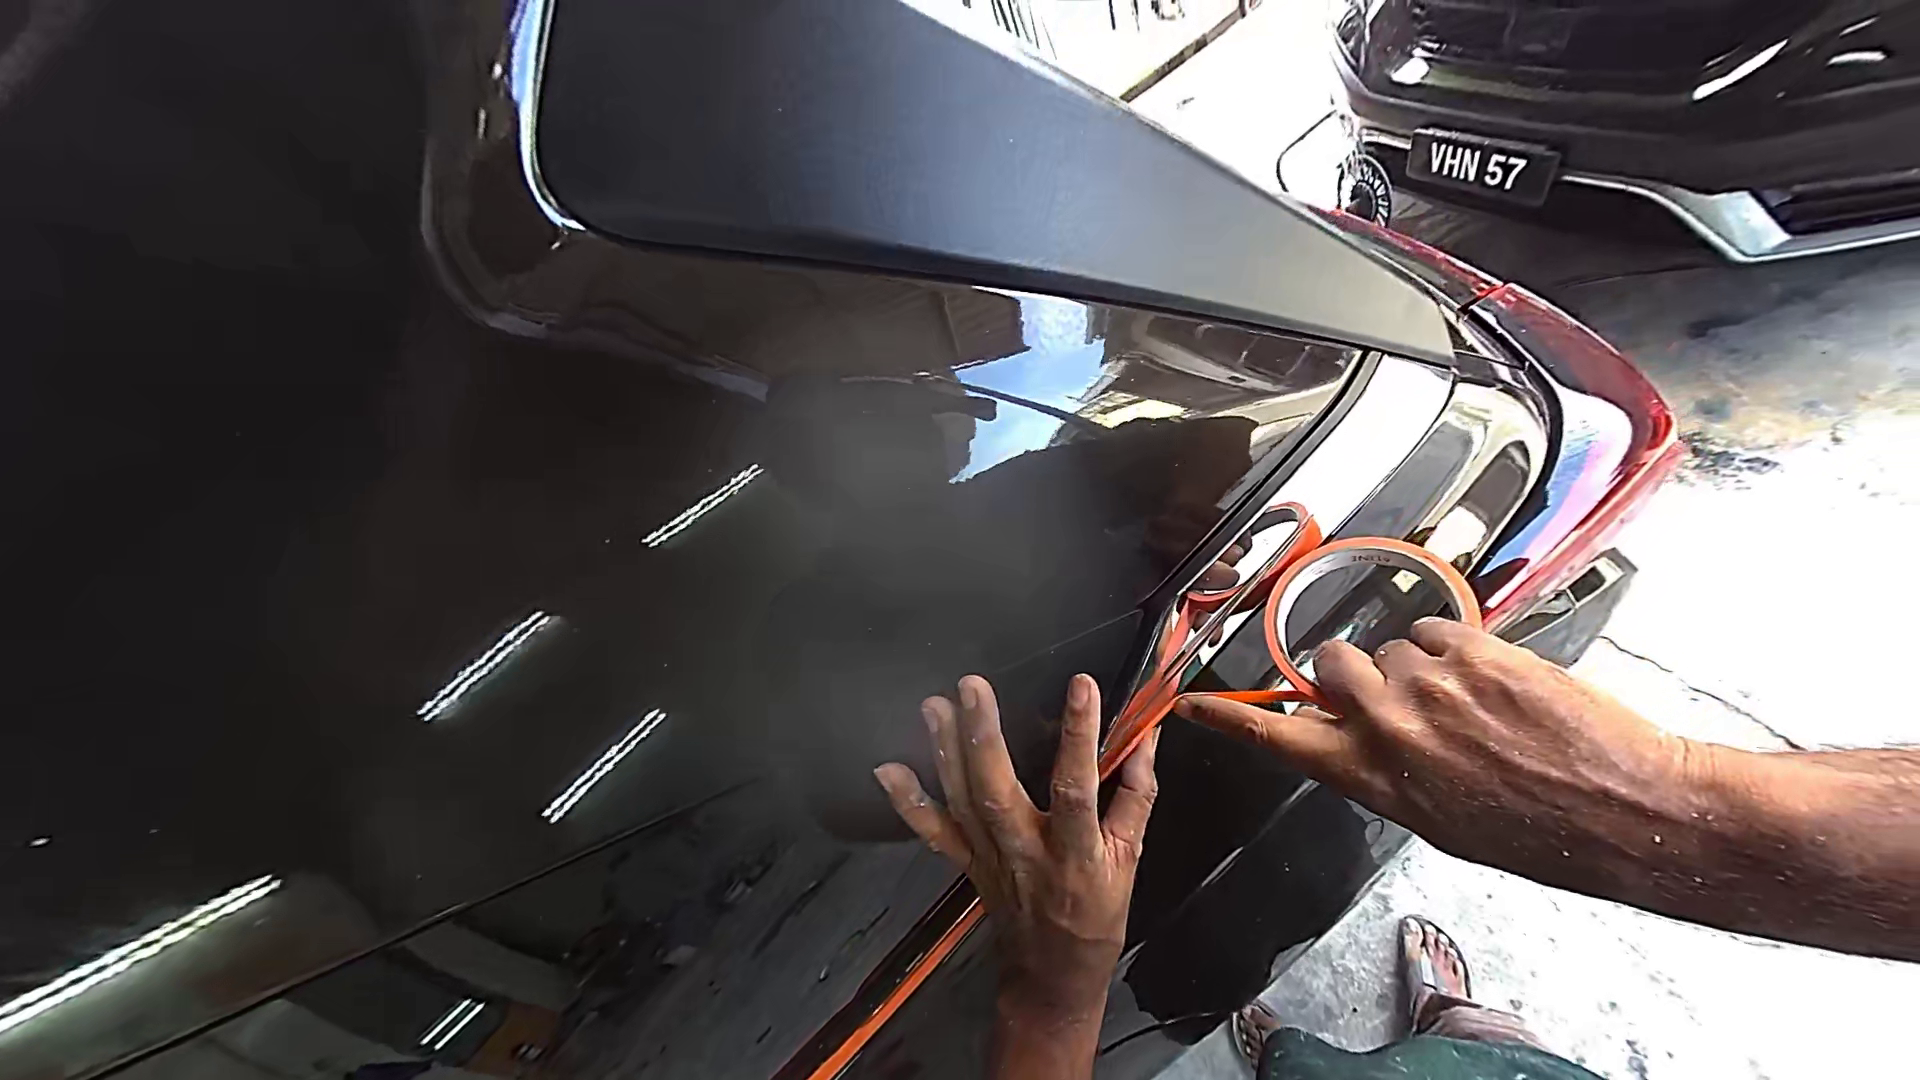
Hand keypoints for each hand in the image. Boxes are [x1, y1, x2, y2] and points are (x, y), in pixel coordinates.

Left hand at [874, 674, 1158, 1019]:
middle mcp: (1025, 852)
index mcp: (1075, 852)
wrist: (1052, 976)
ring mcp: (988, 857)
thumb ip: (1136, 793)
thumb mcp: (1131, 857)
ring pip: (961, 802)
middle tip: (972, 687)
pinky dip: (907, 802)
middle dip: (983, 737)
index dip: (1080, 735)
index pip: (1077, 787)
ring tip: (935, 706)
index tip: (1081, 686)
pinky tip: (887, 769)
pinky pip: (932, 832)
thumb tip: (1145, 735)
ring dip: (945, 751)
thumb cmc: (1097, 913)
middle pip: (998, 792)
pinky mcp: (965, 861)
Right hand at [1175, 618, 1707, 890]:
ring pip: (1389, 646)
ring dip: (1418, 666)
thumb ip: (1369, 766)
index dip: (1224, 716)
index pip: (1271, 736)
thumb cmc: (1529, 829)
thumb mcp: (1426, 814)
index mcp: (1366, 772)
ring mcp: (1423, 683)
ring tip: (1469, 701)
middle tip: (1400, 695)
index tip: (1187, 702)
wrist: (1638, 814)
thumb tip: (1341, 730)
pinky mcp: (1469, 652)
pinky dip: (1457, 651)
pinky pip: (1435, 631)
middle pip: (1329, 661)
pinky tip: (1493, 684)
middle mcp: (1381, 723)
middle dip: (1355, 671)